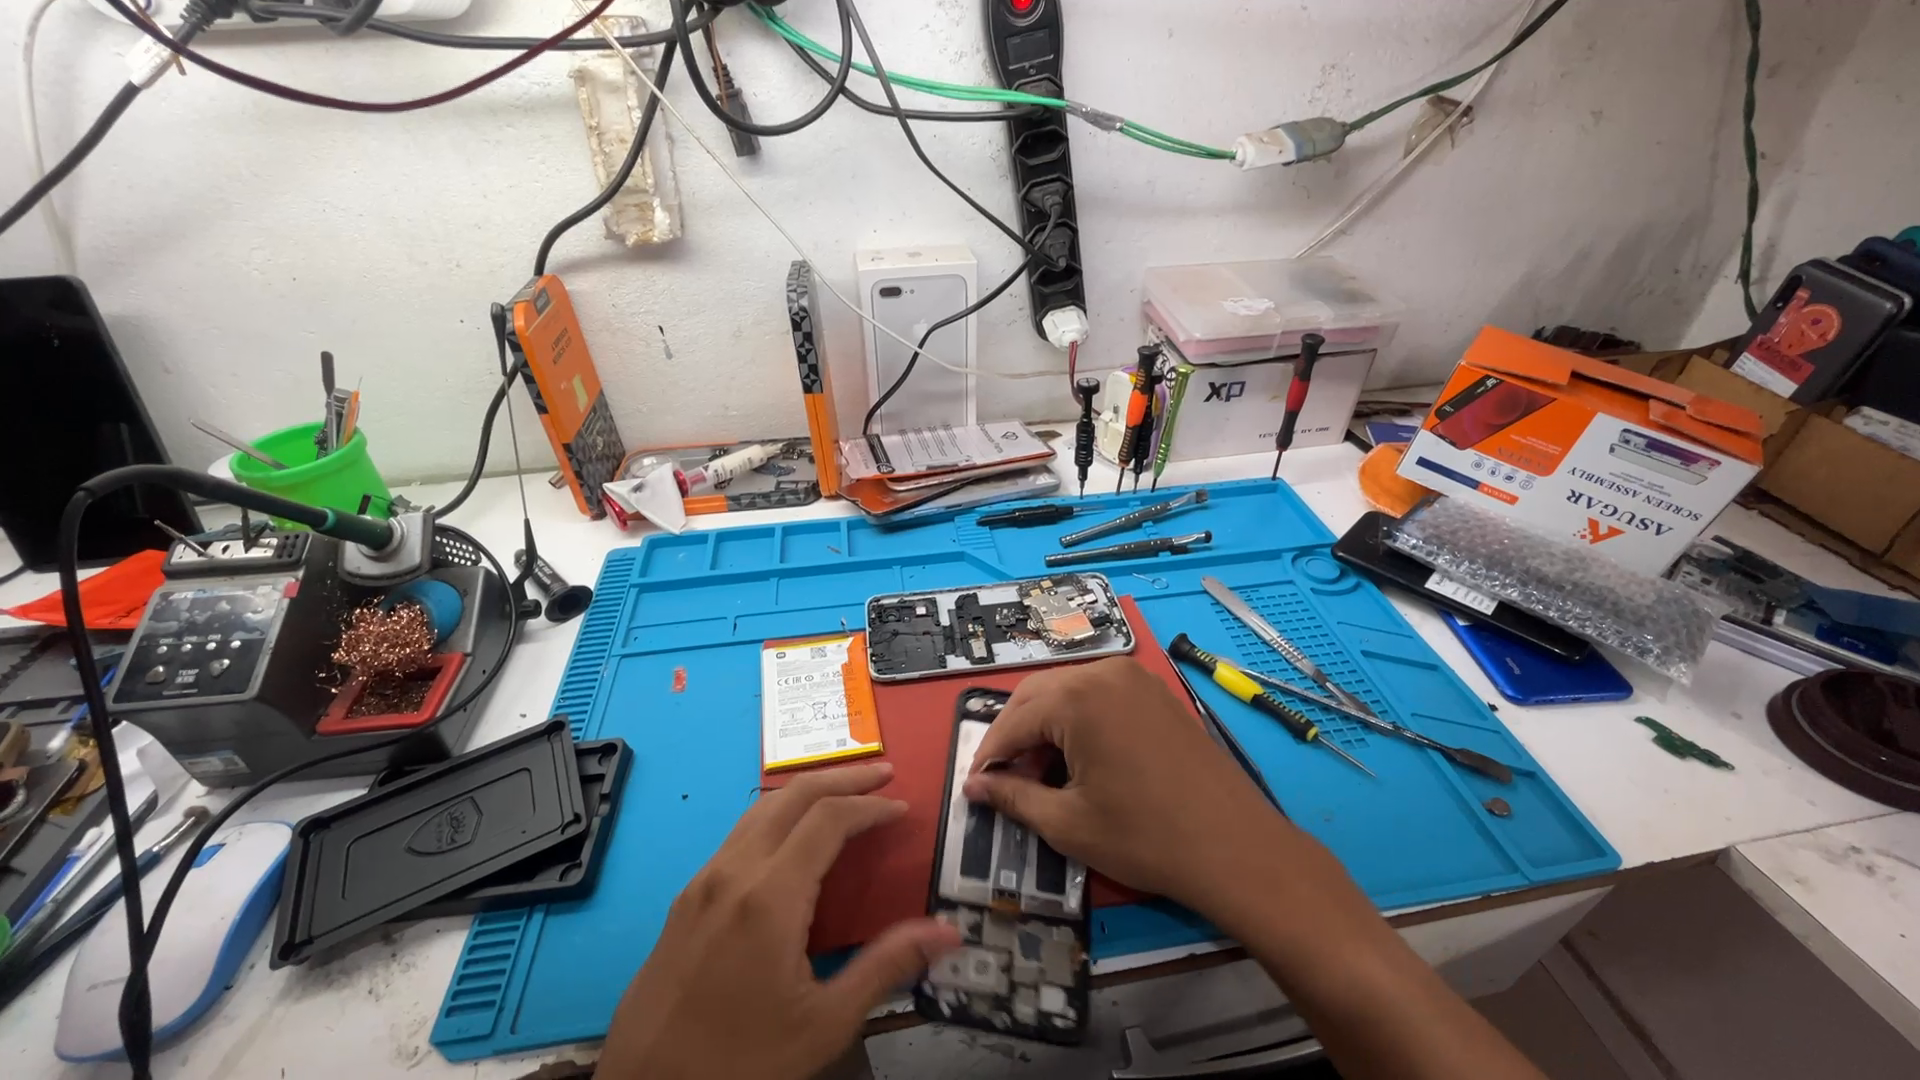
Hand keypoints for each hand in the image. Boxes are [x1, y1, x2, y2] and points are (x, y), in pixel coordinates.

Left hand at [596, 763, 961, 1079]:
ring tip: (844, 793)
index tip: (903, 808)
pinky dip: (778, 816)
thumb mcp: (825, 1022)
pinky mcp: (686, 898)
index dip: (870, 806)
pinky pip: (739, 834)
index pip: (828, 820)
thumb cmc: (741, 1061)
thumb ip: (886, 966)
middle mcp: (732, 872)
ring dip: (807, 792)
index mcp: (768, 896)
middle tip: (883, 774)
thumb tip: (947, 933)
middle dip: (842, 777)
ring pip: (760, 809)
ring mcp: (702, 881)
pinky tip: (793, 836)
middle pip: (792, 796)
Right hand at [962, 656, 1287, 909]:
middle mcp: (1103, 673)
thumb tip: (974, 787)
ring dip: (1045, 726)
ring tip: (1040, 772)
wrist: (1236, 847)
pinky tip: (1079, 757)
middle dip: (1014, 736)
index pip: (1012, 721)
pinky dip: (1078, 719)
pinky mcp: (1156, 693)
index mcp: (1076, 698)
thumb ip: (1012, 797)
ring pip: (1067, 692)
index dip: (988, 756)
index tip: (974, 786)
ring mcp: (1135, 678)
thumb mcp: (1067, 823)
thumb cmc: (1145, 837)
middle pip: (1036, 696)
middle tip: (1004, 780)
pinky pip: (1100, 695)